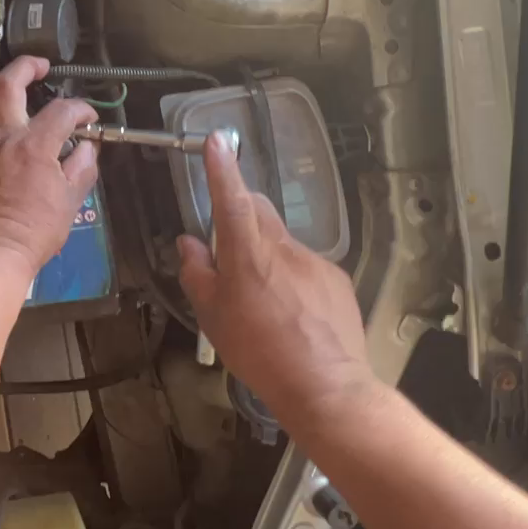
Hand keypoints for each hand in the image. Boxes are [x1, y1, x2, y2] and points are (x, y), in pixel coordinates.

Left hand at [0, 57, 99, 274]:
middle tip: (40, 67)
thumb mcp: (71, 201)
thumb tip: (87, 147)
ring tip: (5, 93)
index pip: (63, 111)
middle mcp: (1, 135)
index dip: (80, 108)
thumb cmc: (34, 231)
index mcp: (35, 145)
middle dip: (27, 67)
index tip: (86, 117)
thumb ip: (82, 167)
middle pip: (9, 83)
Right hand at [177, 134, 375, 427]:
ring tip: (263, 297)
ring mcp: (315, 262)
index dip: (221, 169)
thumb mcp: (212, 316)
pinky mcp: (336, 279)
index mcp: (247, 255)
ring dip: (266, 253)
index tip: (216, 140)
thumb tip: (190, 244)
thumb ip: (197, 272)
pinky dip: (292, 274)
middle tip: (228, 248)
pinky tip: (292, 310)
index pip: (232, 199)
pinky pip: (306, 263)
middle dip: (241, 215)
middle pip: (259, 211)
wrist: (326, 387)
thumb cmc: (258, 352)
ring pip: (282, 241)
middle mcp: (284, 249)